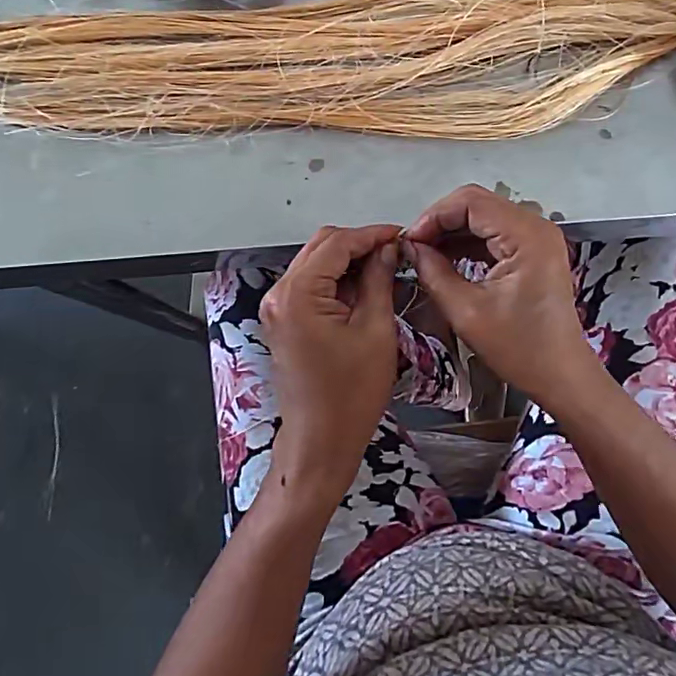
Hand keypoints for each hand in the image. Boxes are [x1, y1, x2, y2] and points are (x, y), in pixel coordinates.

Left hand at [257, 224, 401, 511]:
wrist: (320, 440)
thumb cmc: (349, 396)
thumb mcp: (375, 331)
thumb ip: (378, 281)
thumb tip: (386, 250)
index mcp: (298, 294)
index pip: (335, 244)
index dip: (370, 235)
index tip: (398, 235)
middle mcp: (279, 294)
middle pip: (320, 247)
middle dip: (358, 244)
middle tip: (393, 252)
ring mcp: (277, 306)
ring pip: (314, 263)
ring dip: (346, 261)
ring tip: (383, 269)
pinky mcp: (282, 318)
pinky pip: (309, 283)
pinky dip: (335, 280)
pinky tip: (361, 288)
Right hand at [403, 185, 599, 411]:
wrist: (562, 377)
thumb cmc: (519, 348)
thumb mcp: (465, 311)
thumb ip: (432, 271)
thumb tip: (409, 247)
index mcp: (526, 236)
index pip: (469, 202)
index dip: (433, 216)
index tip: (410, 242)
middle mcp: (535, 227)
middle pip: (475, 203)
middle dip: (439, 221)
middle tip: (414, 247)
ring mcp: (536, 237)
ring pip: (481, 215)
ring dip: (450, 230)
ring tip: (423, 253)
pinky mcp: (532, 250)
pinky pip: (491, 232)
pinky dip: (465, 241)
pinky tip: (444, 258)